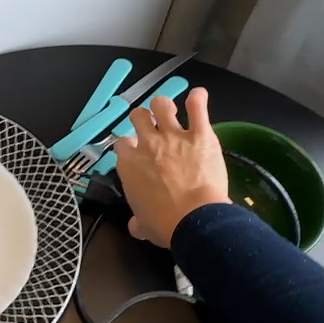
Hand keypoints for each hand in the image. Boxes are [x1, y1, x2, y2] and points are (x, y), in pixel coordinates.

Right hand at [112, 87, 229, 247]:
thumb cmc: (164, 224)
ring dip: (164, 105)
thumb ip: (138, 221)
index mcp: (129, 163)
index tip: (134, 150)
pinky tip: (198, 96)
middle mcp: (148, 143)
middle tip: (150, 124)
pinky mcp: (200, 135)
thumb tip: (136, 226)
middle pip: (139, 117)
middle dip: (142, 118)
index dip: (128, 145)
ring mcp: (174, 136)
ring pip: (162, 105)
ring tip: (170, 109)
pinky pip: (197, 109)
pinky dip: (197, 100)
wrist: (194, 219)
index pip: (122, 143)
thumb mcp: (143, 226)